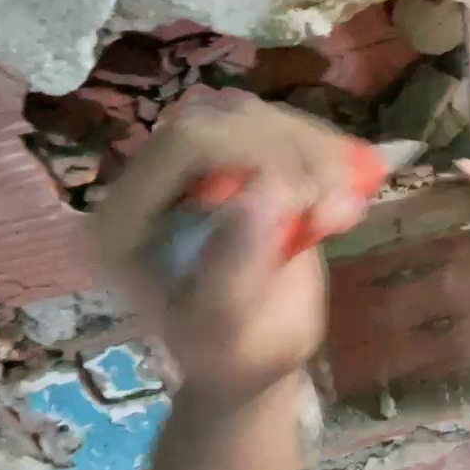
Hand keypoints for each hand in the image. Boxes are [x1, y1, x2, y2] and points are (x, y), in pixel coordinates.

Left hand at [92, 91, 366, 410]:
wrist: (255, 353)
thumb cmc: (233, 355)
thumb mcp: (227, 331)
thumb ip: (233, 269)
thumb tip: (265, 194)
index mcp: (123, 222)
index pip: (184, 145)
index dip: (252, 152)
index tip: (304, 197)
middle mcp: (149, 183)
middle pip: (218, 118)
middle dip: (289, 149)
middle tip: (335, 198)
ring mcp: (192, 168)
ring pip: (250, 114)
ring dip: (310, 144)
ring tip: (345, 195)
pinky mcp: (233, 162)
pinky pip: (273, 125)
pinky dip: (318, 145)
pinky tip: (346, 179)